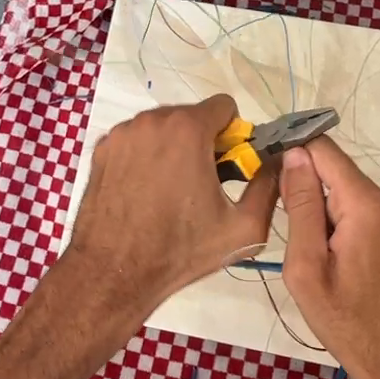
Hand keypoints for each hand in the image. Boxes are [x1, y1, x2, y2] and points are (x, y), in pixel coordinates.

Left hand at [61, 95, 279, 322]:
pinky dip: (145, 156)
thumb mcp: (243, 228)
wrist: (113, 272)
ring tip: (170, 191)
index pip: (224, 106)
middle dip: (202, 142)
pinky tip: (143, 191)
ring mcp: (122, 132)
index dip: (232, 135)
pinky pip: (135, 139)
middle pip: (191, 116)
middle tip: (201, 184)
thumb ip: (268, 187)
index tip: (228, 165)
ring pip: (162, 126)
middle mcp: (152, 120)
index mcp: (187, 129)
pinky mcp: (102, 148)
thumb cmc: (180, 249)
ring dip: (173, 147)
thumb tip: (278, 163)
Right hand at [279, 137, 379, 378]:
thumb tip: (293, 154)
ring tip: (324, 265)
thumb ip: (301, 206)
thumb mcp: (307, 268)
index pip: (322, 149)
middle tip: (299, 248)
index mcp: (368, 203)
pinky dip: (348, 230)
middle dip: (310, 198)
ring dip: (329, 219)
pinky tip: (345, 268)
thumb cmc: (349, 323)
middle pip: (335, 175)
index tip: (268, 176)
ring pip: (349, 197)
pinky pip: (367, 214)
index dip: (291, 154)